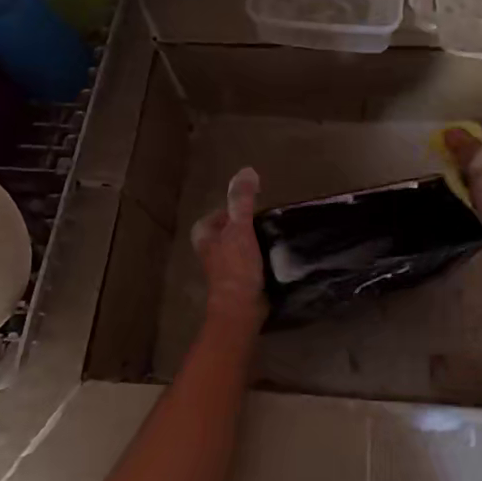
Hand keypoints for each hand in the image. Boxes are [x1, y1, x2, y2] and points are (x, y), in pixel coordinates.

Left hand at [190, 167, 266, 330]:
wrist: (241, 310)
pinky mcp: (238, 280)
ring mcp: (224, 266)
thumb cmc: (236, 267)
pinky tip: (277, 256)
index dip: (239, 208)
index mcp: (204, 234)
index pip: (223, 212)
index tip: (259, 208)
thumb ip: (241, 200)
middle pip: (232, 228)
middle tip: (271, 221)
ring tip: (276, 236)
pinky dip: (261, 257)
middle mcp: (210, 249)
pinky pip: (250, 260)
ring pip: (241, 244)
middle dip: (248, 224)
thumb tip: (247, 170)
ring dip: (256, 241)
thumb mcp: (240, 228)